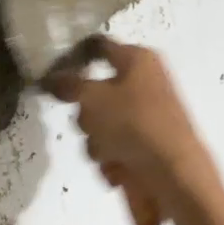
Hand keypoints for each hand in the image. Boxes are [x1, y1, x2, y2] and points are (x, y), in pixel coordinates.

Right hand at [43, 37, 218, 224]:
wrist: (174, 176)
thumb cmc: (134, 125)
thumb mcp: (92, 99)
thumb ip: (67, 85)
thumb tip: (50, 77)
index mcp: (138, 60)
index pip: (98, 48)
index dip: (73, 57)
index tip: (49, 74)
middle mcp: (143, 85)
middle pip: (95, 95)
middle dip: (86, 116)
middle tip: (91, 125)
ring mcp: (144, 121)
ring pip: (100, 128)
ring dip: (97, 144)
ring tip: (110, 153)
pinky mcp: (144, 151)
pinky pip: (113, 151)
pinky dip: (112, 162)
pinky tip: (119, 170)